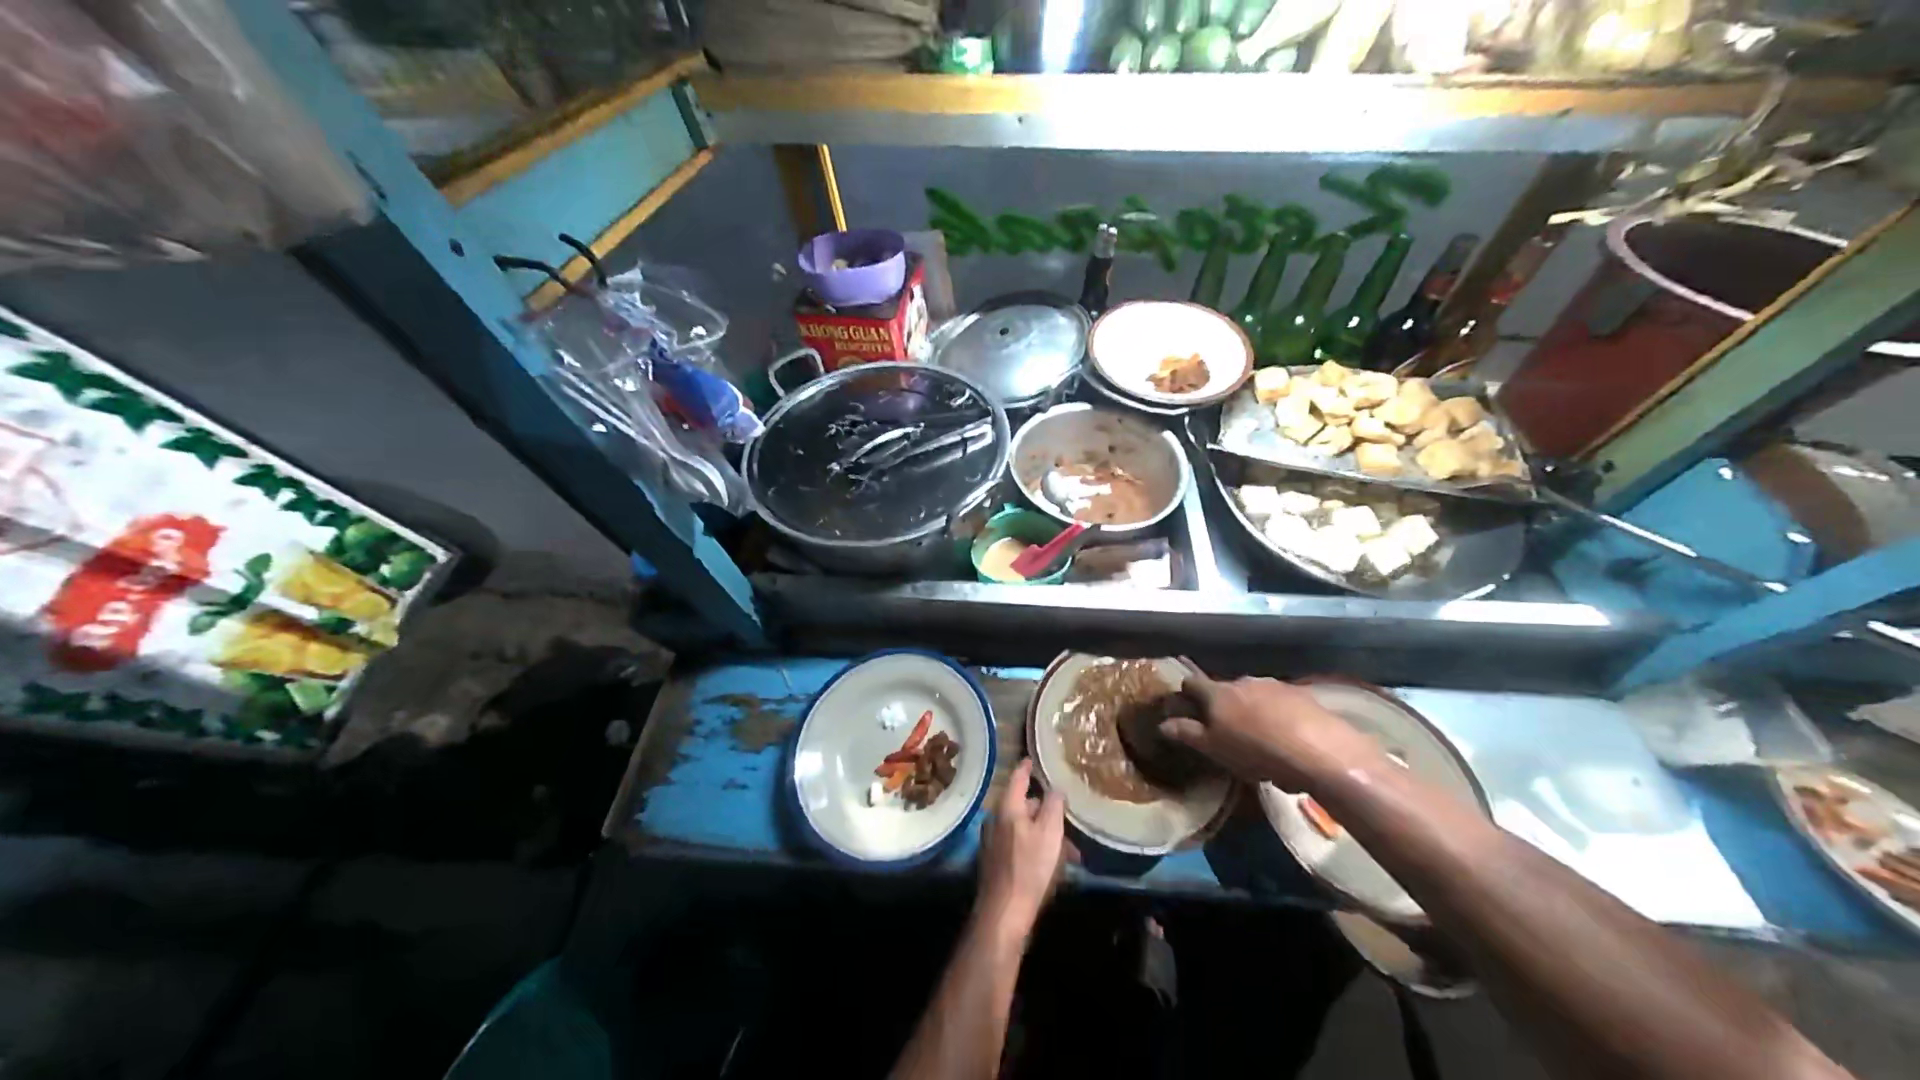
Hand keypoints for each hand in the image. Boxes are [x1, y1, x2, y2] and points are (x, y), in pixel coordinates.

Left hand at [974, 759, 1073, 943]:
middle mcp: (996, 819)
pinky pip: (1019, 844)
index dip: (1027, 767)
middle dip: (1045, 810)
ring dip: (1045, 833)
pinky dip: (1036, 847)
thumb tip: (1055, 788)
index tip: (1034, 759)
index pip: (1018, 778)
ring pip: (1024, 827)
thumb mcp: (1050, 833)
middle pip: (1023, 805)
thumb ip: (1053, 806)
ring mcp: (993, 841)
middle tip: (1065, 815)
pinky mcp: (996, 861)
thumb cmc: (1029, 868)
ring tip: (1068, 850)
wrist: (1004, 912)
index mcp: (1007, 808)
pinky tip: (1053, 864)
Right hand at [1161, 672, 1385, 791]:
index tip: (1186, 709)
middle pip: (1224, 689)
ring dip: (1251, 708)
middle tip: (1226, 730)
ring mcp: (1274, 685)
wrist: (1320, 751)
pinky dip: (1277, 713)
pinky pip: (1280, 701)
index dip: (1186, 694)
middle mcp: (1243, 681)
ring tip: (1259, 735)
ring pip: (1253, 694)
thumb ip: (1188, 734)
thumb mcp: (1216, 749)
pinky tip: (1286, 734)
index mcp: (1217, 693)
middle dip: (1222, 704)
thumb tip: (1162, 724)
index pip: (1191, 683)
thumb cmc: (1257, 751)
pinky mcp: (1302, 694)